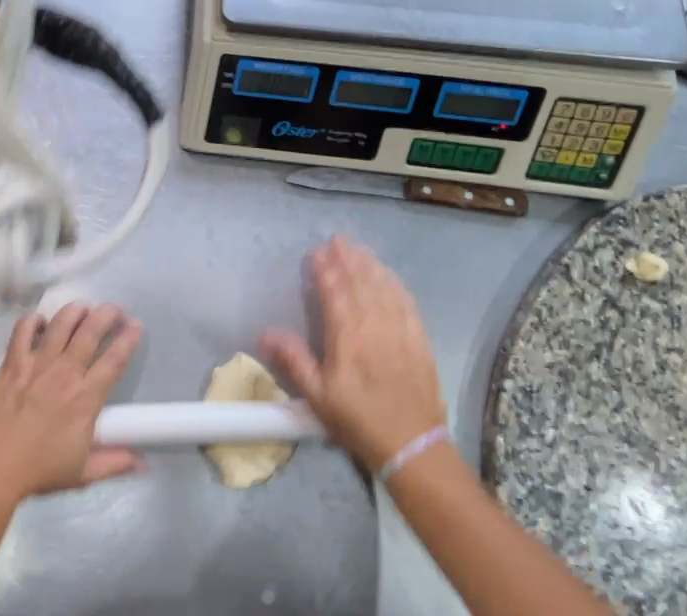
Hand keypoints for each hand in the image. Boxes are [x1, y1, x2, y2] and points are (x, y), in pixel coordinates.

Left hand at [0, 303, 143, 500]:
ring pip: (59, 325)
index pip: (114, 361)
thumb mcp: (82, 473)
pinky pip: (22, 331)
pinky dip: (32, 320)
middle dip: (105, 315)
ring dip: (73, 311)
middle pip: (89, 332)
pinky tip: (40, 320)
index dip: (127, 340)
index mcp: (85, 398)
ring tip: (82, 307)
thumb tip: (143, 462)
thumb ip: (114, 463)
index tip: (136, 325)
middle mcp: (64, 374)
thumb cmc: (39, 471)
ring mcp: (36, 365)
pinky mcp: (11, 364)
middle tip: (113, 309)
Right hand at [260, 237, 445, 473]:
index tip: (317, 253)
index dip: (326, 271)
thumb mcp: (318, 396)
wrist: (413, 446)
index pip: (335, 295)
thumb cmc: (358, 421)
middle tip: (338, 240)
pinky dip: (396, 285)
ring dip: (371, 267)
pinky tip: (389, 277)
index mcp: (348, 339)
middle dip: (348, 260)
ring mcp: (402, 333)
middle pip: (361, 285)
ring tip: (359, 249)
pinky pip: (408, 304)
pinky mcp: (421, 342)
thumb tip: (265, 333)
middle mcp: (376, 328)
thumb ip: (294, 360)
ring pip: (385, 290)